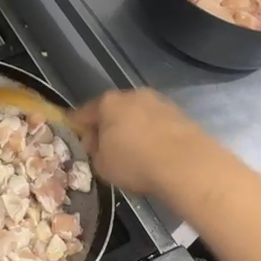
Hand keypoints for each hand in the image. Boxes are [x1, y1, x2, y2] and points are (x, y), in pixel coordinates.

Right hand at [71, 89, 222, 199]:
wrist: (187, 165)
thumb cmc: (135, 162)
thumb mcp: (102, 165)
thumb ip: (95, 151)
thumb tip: (97, 144)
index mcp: (108, 103)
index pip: (84, 113)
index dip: (77, 125)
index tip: (73, 132)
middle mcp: (132, 95)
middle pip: (113, 110)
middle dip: (108, 125)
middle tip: (104, 145)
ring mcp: (159, 102)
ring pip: (138, 115)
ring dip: (133, 128)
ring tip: (133, 150)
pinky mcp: (180, 115)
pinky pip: (158, 124)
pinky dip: (153, 134)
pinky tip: (155, 152)